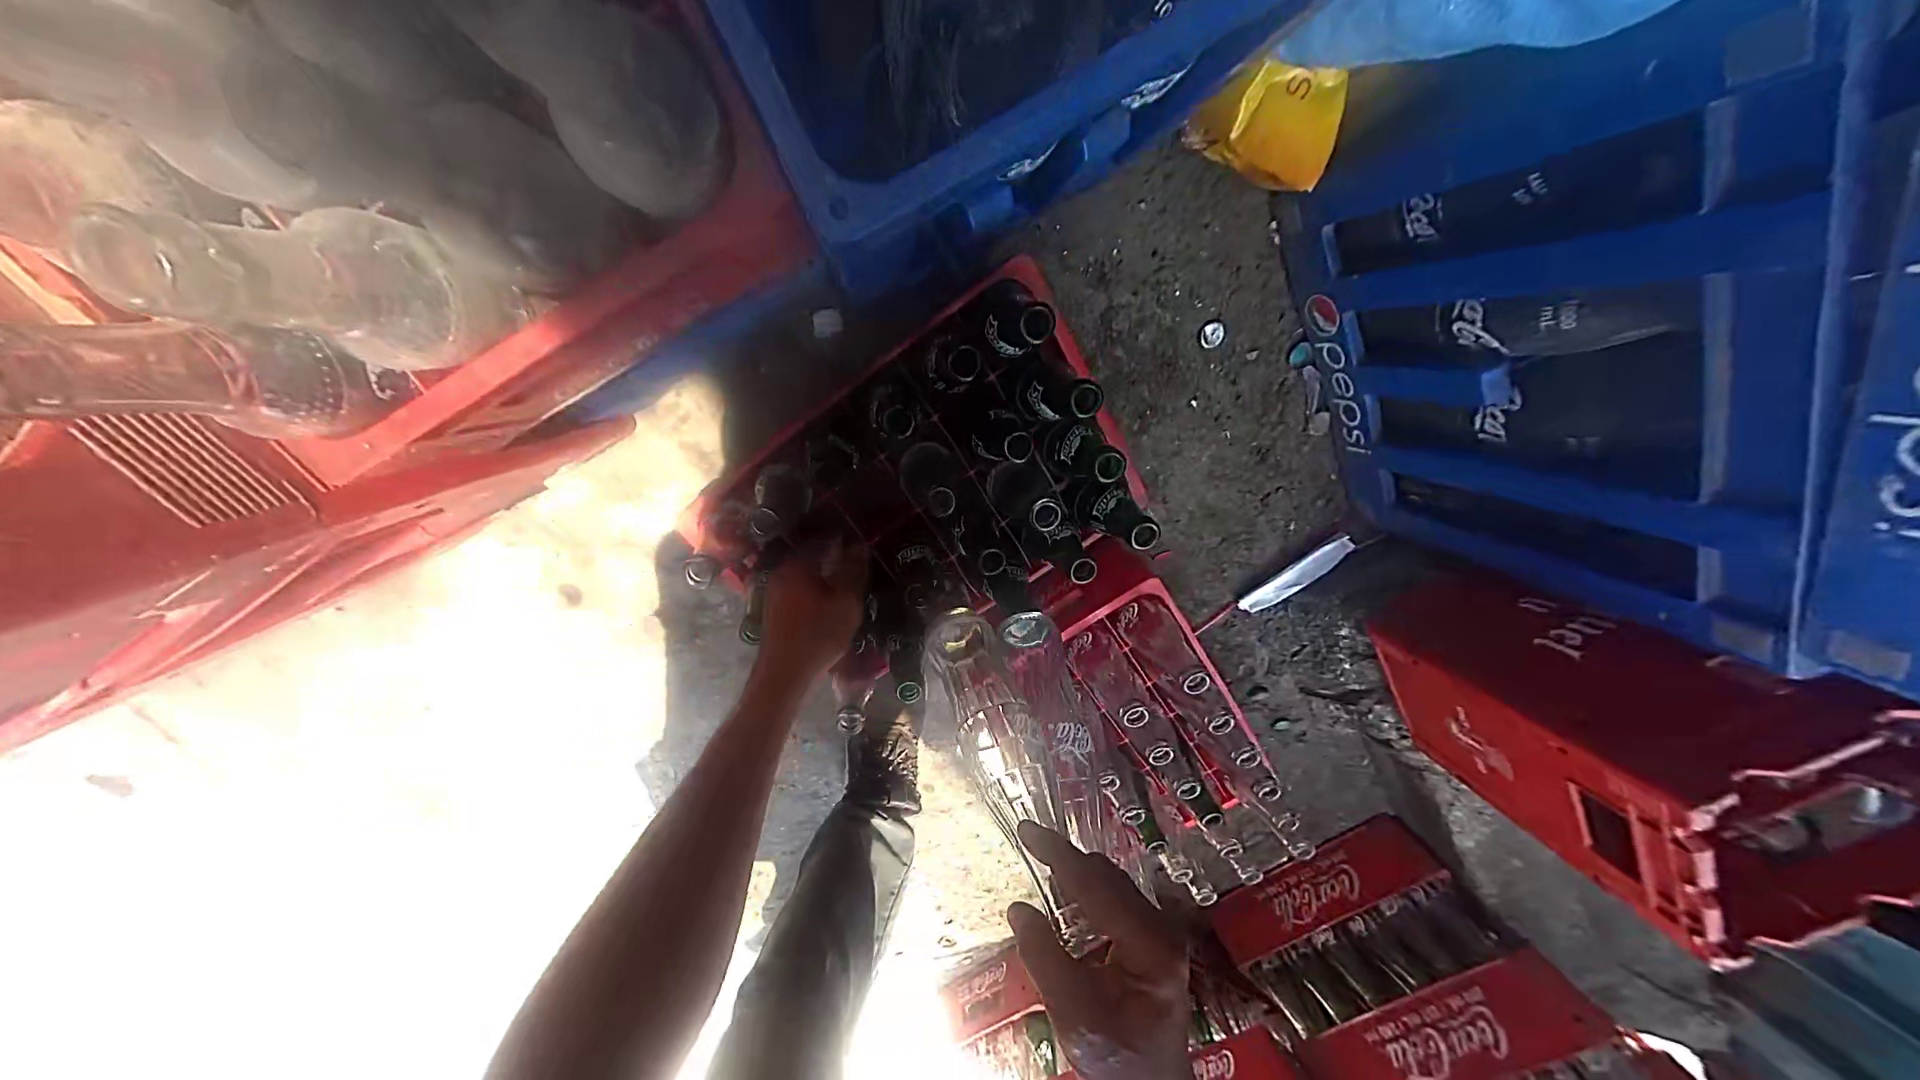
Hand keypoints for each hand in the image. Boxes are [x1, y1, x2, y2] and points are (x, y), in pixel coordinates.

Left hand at [757, 536, 867, 679]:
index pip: (822, 540)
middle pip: (810, 555)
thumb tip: (859, 546)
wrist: (785, 673)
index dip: (843, 540)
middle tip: (855, 566)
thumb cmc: (819, 635)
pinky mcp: (773, 608)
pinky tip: (826, 602)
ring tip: (844, 585)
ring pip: (803, 573)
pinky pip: (796, 588)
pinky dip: (812, 589)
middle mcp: (781, 572)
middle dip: (832, 558)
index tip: (860, 546)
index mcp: (797, 565)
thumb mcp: (846, 603)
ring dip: (822, 575)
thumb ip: (853, 572)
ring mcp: (773, 590)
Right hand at [1008, 821, 1189, 1079]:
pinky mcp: (1153, 936)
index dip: (1057, 853)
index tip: (1028, 830)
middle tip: (1030, 842)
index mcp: (1150, 943)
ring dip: (1076, 871)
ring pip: (1110, 882)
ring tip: (1043, 861)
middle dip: (1066, 858)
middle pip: (1105, 876)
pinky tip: (1067, 893)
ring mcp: (1161, 930)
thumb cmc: (1117, 1055)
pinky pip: (1115, 896)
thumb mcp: (1074, 1013)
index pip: (1095, 883)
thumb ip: (1045, 958)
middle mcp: (1161, 927)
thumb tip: (1019, 909)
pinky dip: (1086, 887)